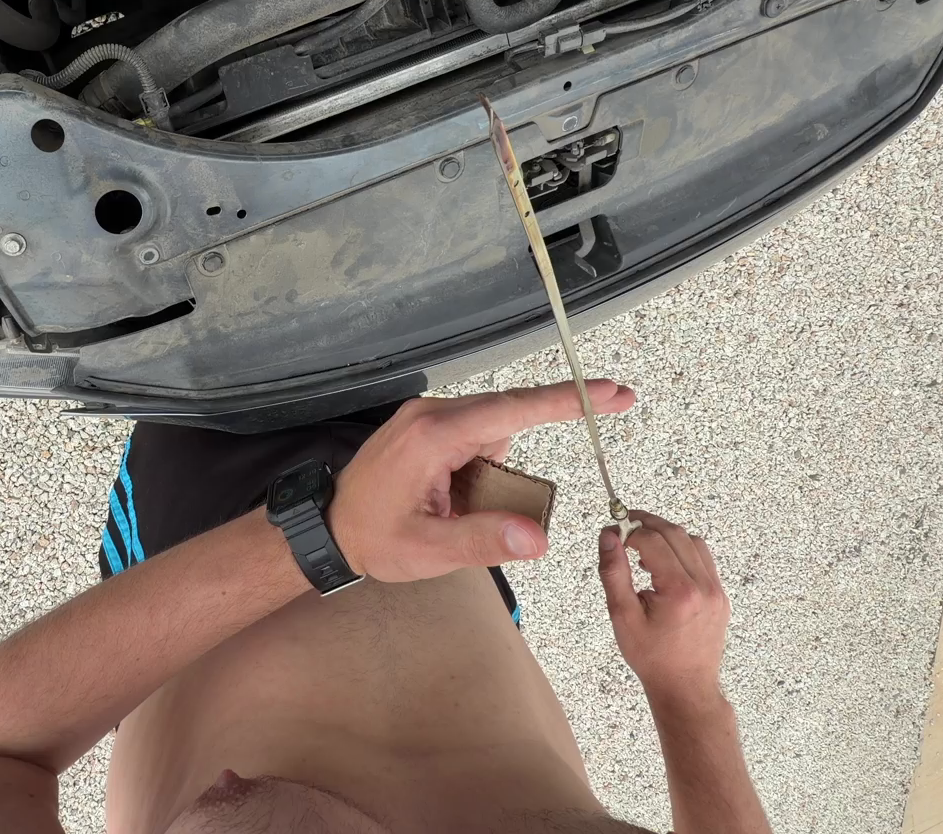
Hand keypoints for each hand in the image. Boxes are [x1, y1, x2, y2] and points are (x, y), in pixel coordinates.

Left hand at [325, 380, 634, 583]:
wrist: (328, 524)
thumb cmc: (372, 536)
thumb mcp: (428, 549)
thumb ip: (483, 540)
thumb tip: (539, 538)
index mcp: (432, 435)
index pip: (510, 410)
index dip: (564, 400)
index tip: (610, 391)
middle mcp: (430, 414)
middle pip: (506, 412)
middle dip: (554, 414)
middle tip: (614, 408)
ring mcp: (424, 416)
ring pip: (490, 427)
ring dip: (498, 464)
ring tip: (456, 508)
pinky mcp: (423, 425)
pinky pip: (471, 434)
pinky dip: (482, 461)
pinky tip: (454, 496)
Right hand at [597, 510, 729, 708]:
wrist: (686, 687)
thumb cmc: (651, 655)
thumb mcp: (621, 614)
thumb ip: (613, 571)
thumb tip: (608, 536)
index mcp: (680, 591)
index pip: (652, 540)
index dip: (627, 529)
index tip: (610, 533)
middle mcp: (704, 586)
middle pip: (674, 533)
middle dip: (646, 524)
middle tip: (622, 528)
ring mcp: (716, 590)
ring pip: (691, 540)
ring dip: (664, 534)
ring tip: (641, 545)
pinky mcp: (719, 595)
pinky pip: (701, 557)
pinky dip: (680, 548)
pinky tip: (661, 561)